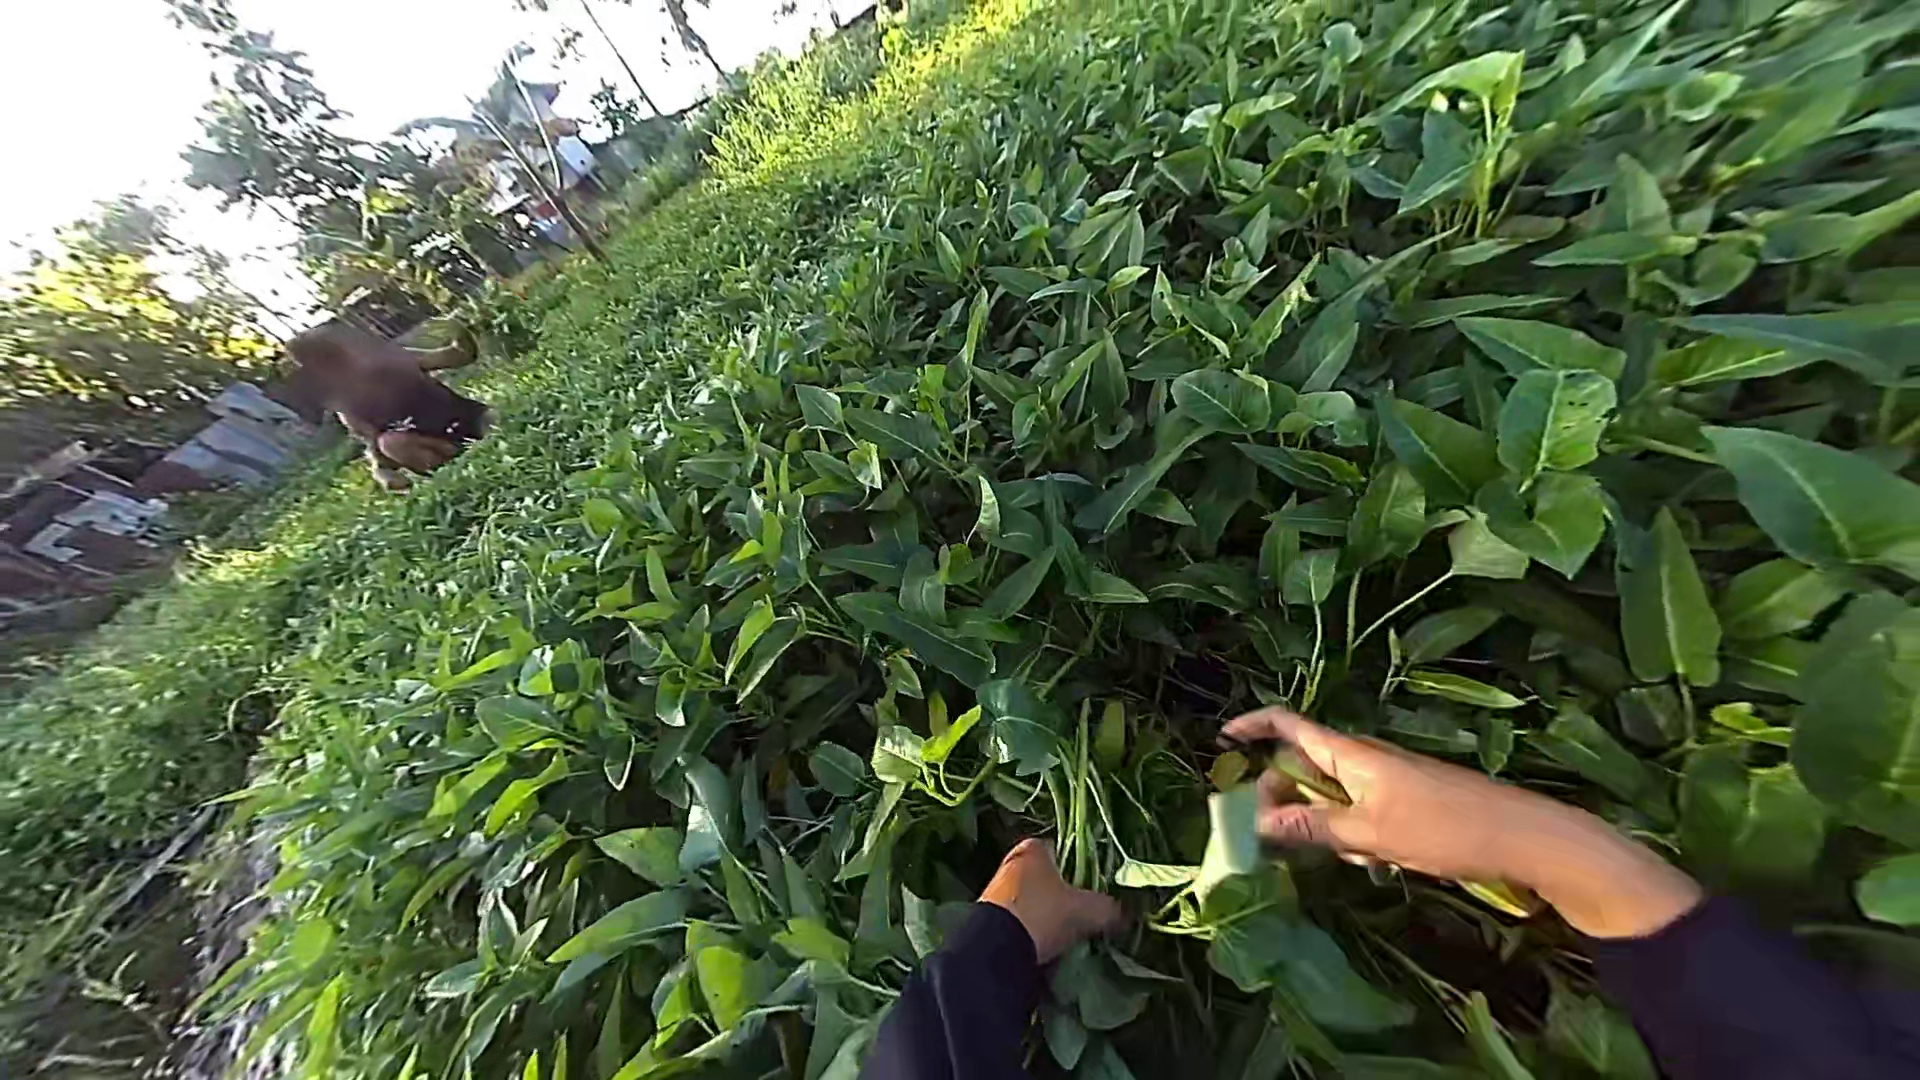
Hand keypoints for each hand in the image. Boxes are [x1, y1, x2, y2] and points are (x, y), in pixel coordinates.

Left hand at [979, 838, 1122, 961]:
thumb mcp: (1083, 911)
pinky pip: (1021, 917)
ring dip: (1048, 913)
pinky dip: (1033, 928)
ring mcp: (998, 887)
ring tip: (1069, 935)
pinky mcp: (989, 914)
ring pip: (1034, 897)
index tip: (1096, 888)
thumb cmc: (1041, 912)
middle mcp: (1014, 860)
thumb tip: (1128, 913)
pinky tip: (1046, 945)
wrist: (995, 948)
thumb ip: (1107, 908)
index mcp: (1034, 847)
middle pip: (1048, 875)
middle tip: (1086, 914)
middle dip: (1065, 894)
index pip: (1064, 849)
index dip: (1083, 867)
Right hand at [1223, 707, 1702, 938]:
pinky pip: (1355, 805)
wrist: (1532, 838)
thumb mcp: (1370, 833)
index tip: (1222, 740)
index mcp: (1345, 752)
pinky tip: (1374, 857)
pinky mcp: (1400, 796)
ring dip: (1320, 819)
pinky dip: (1349, 828)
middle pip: (1299, 764)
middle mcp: (1357, 757)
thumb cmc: (1444, 827)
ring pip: (1327, 791)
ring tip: (1345, 853)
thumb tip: (1260, 823)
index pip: (1284, 723)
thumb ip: (1311, 826)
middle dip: (1281, 794)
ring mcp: (1380, 776)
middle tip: (1273, 831)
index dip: (1250, 725)